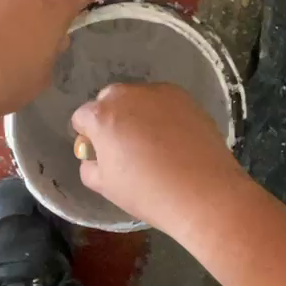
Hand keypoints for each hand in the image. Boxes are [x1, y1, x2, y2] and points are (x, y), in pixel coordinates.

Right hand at [70, 82, 247, 230]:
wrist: (203, 192)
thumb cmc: (147, 192)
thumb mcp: (105, 187)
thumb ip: (89, 166)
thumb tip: (93, 157)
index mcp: (102, 115)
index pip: (82, 117)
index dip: (87, 136)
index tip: (100, 153)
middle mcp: (128, 95)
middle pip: (109, 100)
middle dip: (111, 118)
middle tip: (125, 147)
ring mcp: (159, 93)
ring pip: (139, 99)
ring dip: (138, 114)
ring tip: (154, 144)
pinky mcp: (186, 98)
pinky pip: (164, 103)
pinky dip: (163, 115)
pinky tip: (175, 140)